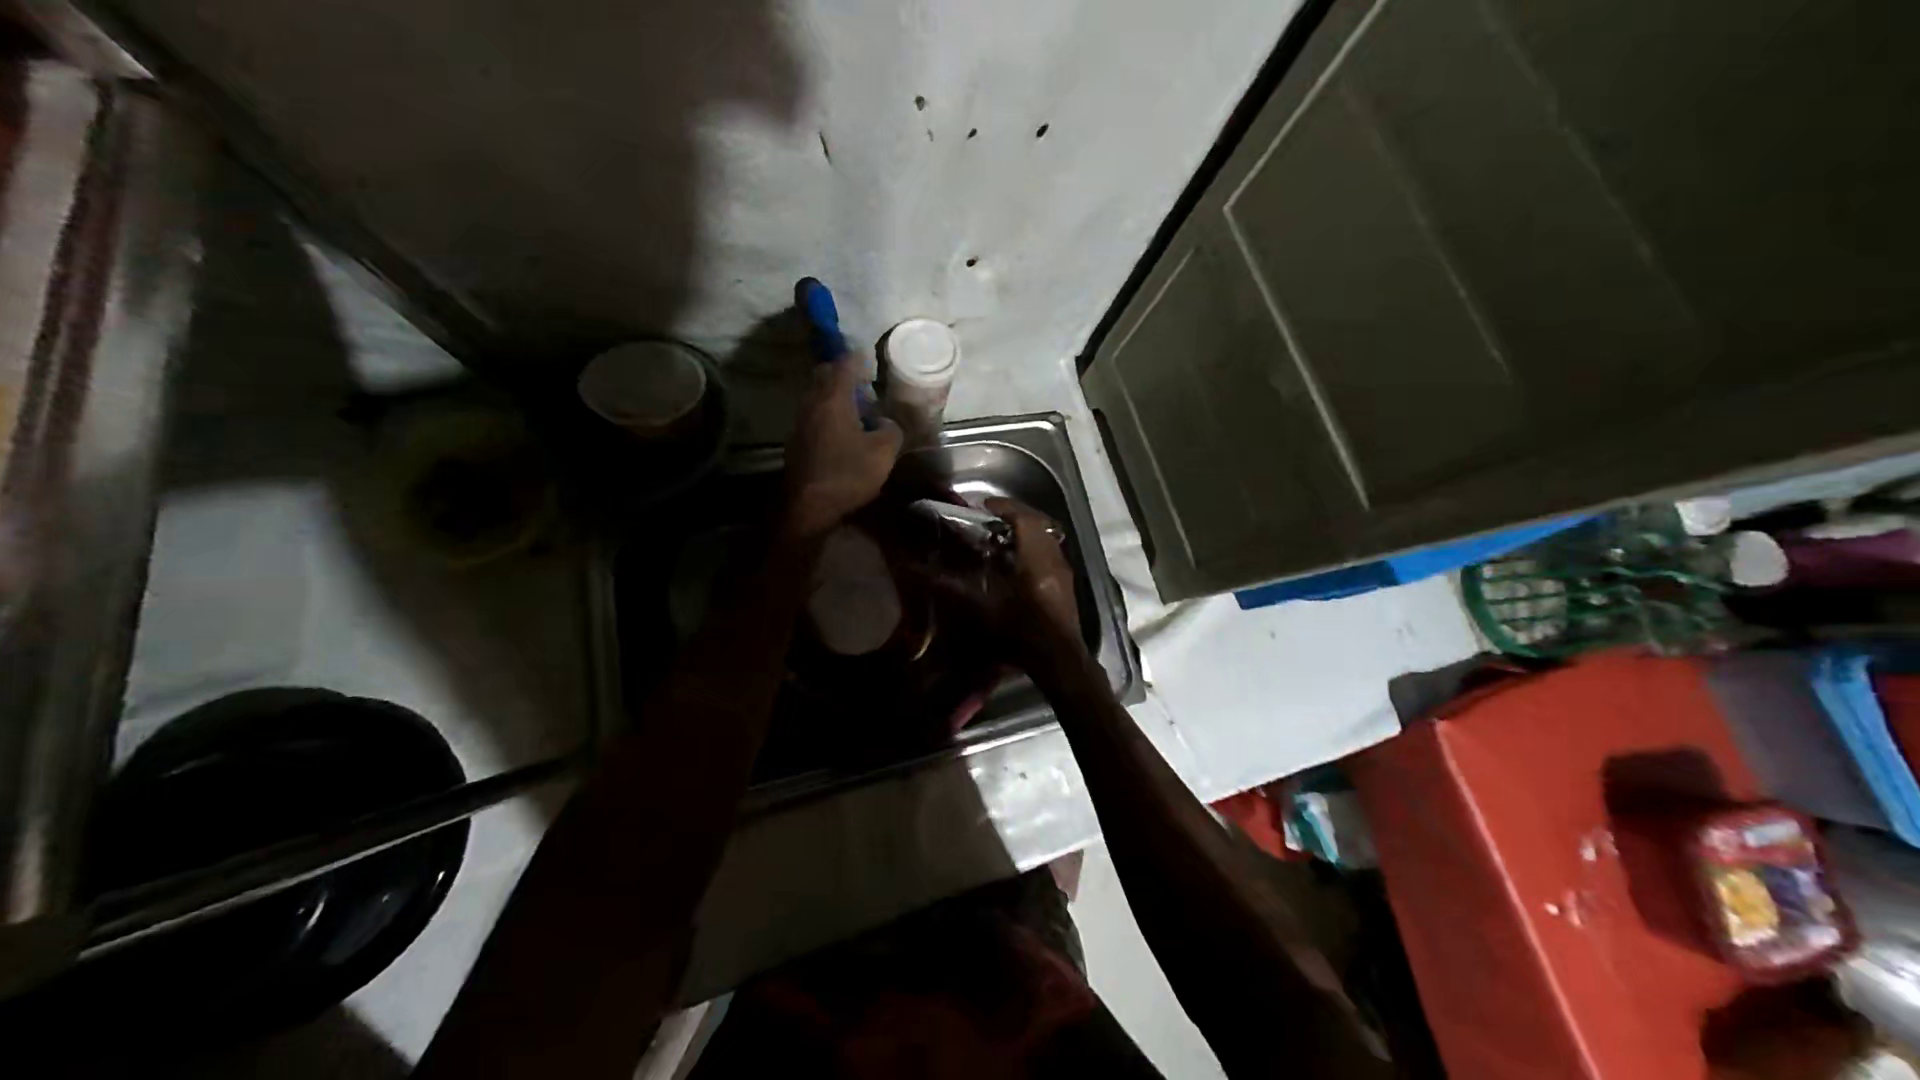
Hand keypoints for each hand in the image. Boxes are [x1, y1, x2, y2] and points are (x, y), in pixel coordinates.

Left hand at [784, 354, 902, 538]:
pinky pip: (813, 415)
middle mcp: (812, 403)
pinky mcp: (796, 441)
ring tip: (855, 407)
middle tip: (861, 381)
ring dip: (833, 395)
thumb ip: (891, 430)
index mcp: (833, 399)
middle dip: (841, 373)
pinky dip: (826, 413)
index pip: (844, 365)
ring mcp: (800, 422)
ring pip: (816, 396)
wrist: (809, 507)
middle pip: (823, 375)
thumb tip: (886, 423)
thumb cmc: (848, 474)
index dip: (857, 358)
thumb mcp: (884, 452)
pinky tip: (841, 430)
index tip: (868, 357)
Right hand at [922, 497, 1080, 655]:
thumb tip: (918, 573)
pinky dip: (1034, 548)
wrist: (1057, 662)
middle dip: (1016, 516)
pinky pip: (1050, 554)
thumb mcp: (981, 611)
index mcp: (1035, 560)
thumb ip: (952, 589)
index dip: (1006, 506)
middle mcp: (1053, 560)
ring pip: (1046, 539)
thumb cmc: (1019, 635)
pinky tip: (1017, 563)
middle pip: (1038, 525)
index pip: (1025, 519)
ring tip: (1001, 538)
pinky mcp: (1066, 586)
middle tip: (992, 518)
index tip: (986, 504)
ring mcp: (1063, 573)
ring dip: (1026, 533)